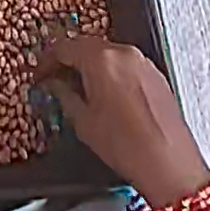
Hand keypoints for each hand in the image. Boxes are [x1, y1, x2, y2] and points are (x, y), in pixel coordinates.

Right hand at [39, 36, 209, 207]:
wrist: (169, 164)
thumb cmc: (126, 145)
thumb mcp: (84, 121)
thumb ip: (64, 94)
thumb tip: (55, 84)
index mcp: (101, 60)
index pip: (65, 47)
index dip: (47, 60)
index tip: (40, 72)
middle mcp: (124, 53)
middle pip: (86, 46)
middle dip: (68, 60)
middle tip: (54, 78)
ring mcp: (142, 62)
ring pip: (107, 54)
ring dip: (89, 65)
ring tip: (77, 88)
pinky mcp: (155, 74)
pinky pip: (125, 63)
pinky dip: (109, 71)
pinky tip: (103, 92)